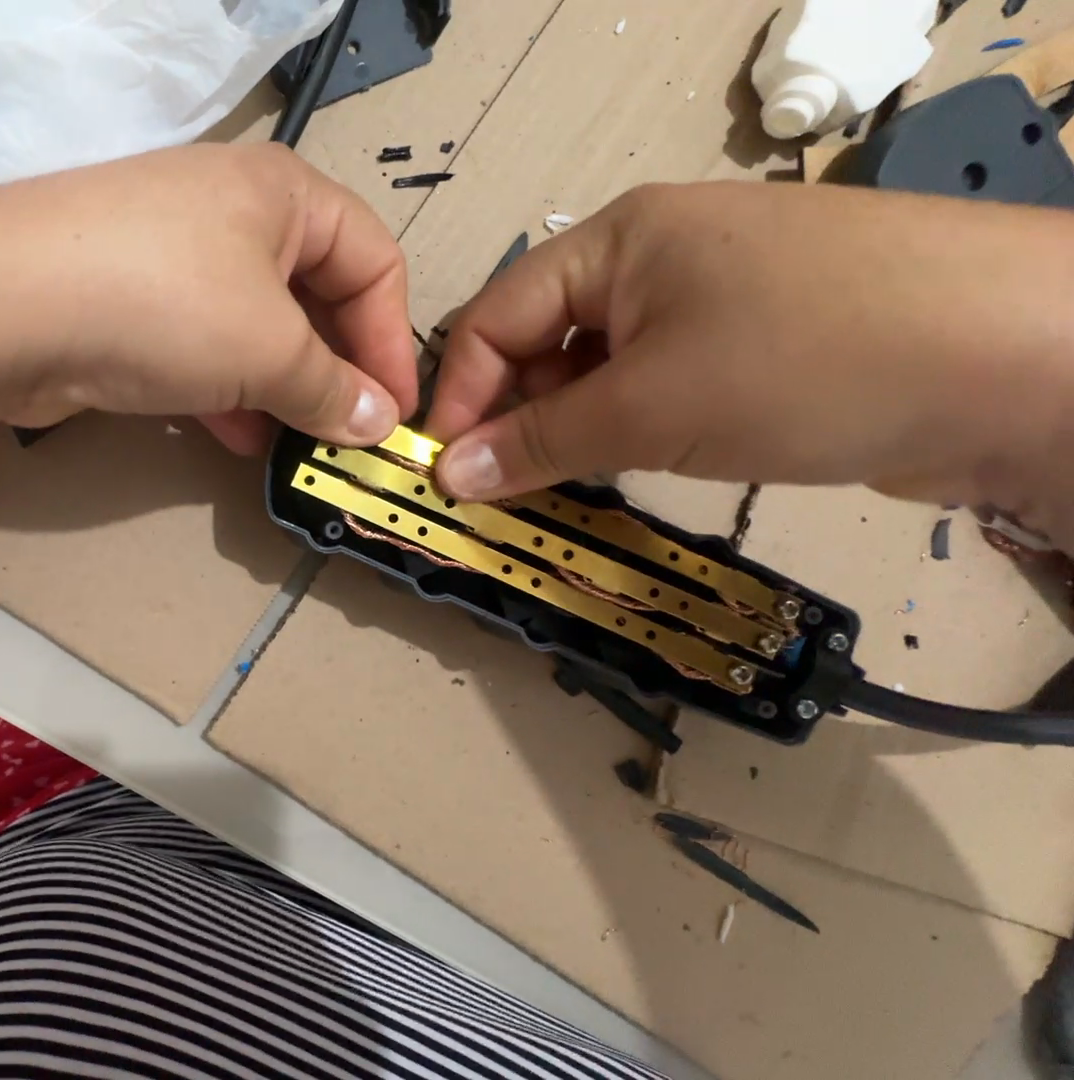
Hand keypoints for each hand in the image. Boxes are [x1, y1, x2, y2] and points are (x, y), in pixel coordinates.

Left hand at [0, 143, 419, 453]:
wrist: (7, 308)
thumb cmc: (164, 304)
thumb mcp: (267, 348)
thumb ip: (328, 388)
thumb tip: (374, 423)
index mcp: (282, 196)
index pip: (371, 262)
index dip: (391, 342)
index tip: (395, 416)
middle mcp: (228, 216)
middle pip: (310, 296)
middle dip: (332, 370)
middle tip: (344, 437)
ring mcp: (169, 262)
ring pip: (250, 330)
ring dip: (280, 390)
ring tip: (297, 448)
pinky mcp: (126, 308)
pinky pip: (197, 350)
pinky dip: (225, 393)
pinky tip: (239, 438)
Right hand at [428, 181, 1073, 537]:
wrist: (1038, 358)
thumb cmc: (807, 363)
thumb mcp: (648, 409)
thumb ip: (533, 444)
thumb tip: (444, 476)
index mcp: (615, 241)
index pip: (492, 318)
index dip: (458, 394)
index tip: (441, 468)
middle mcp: (653, 255)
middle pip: (540, 339)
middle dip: (510, 414)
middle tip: (501, 487)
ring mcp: (710, 293)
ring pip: (595, 364)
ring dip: (565, 425)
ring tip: (561, 481)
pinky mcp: (755, 335)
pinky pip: (653, 377)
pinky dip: (623, 422)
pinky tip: (629, 460)